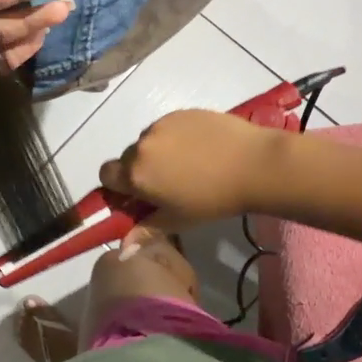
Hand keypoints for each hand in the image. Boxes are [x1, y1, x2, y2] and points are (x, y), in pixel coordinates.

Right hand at [99, 110, 288, 229]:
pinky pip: (167, 127)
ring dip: (158, 152)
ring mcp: (161, 125)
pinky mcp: (181, 113)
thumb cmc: (213, 199)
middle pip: (128, 158)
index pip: (106, 175)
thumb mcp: (178, 220)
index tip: (137, 193)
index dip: (118, 185)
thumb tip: (124, 248)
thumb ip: (146, 230)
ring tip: (189, 163)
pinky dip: (176, 137)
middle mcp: (141, 146)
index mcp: (136, 174)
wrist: (254, 164)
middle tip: (168, 181)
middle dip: (140, 169)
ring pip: (148, 141)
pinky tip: (200, 148)